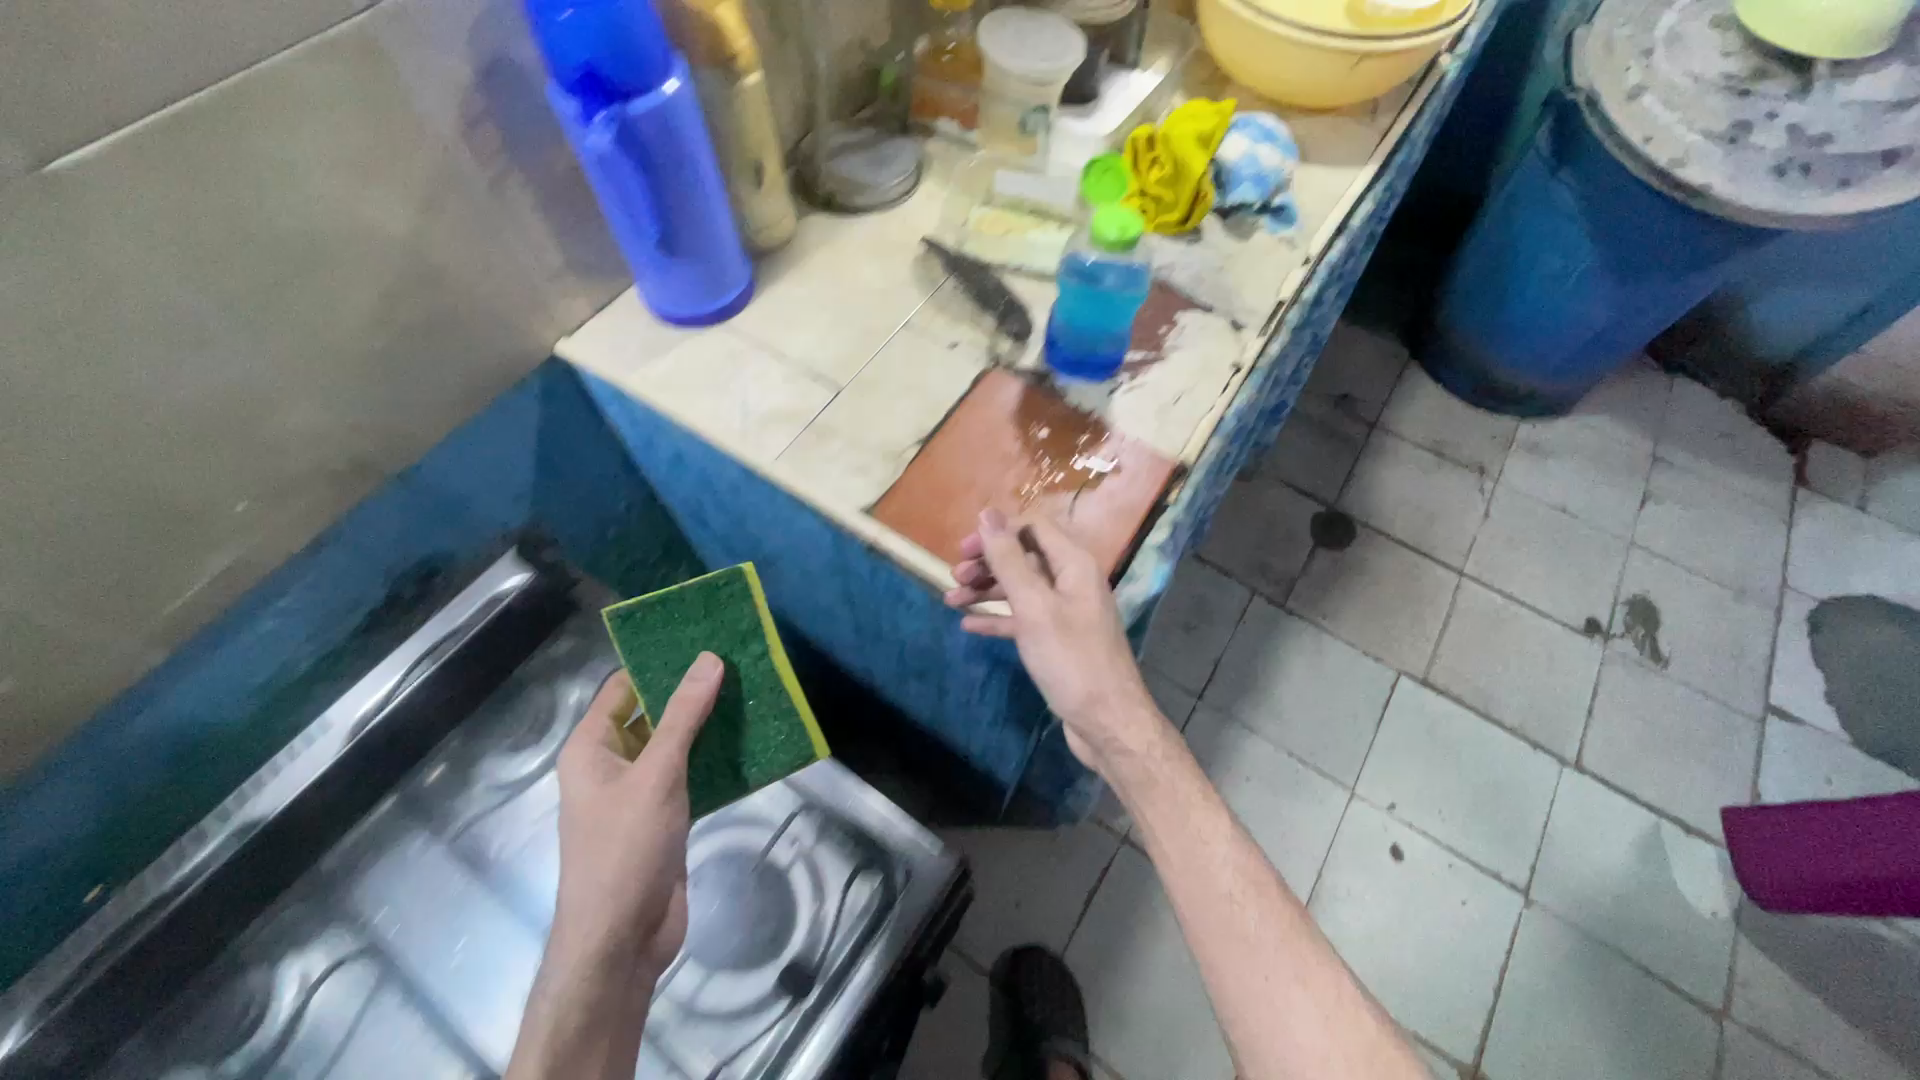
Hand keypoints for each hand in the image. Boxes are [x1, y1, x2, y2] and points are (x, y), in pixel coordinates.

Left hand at [551, 654, 721, 977]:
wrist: (621, 938)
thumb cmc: (625, 849)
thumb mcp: (657, 775)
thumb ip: (684, 716)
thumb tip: (708, 659)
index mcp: (591, 748)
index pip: (622, 689)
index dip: (657, 663)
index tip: (702, 638)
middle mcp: (611, 765)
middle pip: (652, 715)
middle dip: (690, 692)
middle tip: (737, 661)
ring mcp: (638, 794)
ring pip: (675, 746)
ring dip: (707, 726)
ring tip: (751, 692)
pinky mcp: (664, 818)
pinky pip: (690, 776)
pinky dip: (715, 759)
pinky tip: (750, 742)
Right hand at [943, 509, 1172, 778]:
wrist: (1106, 721)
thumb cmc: (1070, 660)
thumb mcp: (1034, 607)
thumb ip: (1009, 559)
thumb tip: (987, 514)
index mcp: (1074, 564)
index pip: (1033, 526)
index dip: (997, 531)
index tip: (963, 549)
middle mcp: (1073, 581)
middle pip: (1025, 556)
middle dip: (988, 562)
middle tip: (954, 577)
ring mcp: (1067, 611)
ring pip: (1021, 588)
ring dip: (987, 590)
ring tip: (952, 600)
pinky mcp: (1059, 640)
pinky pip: (1024, 618)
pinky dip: (998, 618)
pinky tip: (969, 625)